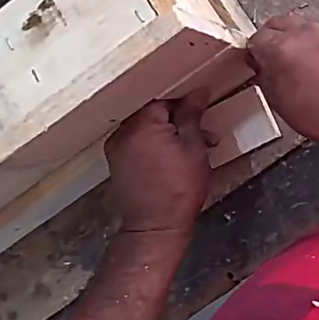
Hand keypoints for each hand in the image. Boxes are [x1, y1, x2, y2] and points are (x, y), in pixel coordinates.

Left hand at [104, 98, 213, 234]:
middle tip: (202, 136)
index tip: (203, 116)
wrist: (156, 226)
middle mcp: (123, 133)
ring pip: (145, 130)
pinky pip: (137, 145)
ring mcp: (116, 150)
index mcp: (142, 124)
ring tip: (189, 151)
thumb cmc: (180, 187)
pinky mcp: (116, 165)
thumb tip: (197, 93)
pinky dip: (154, 147)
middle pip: (153, 114)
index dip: (186, 106)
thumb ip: (192, 115)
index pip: (164, 100)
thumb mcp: (194, 147)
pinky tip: (171, 160)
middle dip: (178, 121)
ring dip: (167, 134)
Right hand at [247, 12, 318, 149]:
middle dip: (273, 39)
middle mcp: (303, 32)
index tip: (258, 62)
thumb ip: (265, 75)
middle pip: (277, 24)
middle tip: (277, 58)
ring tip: (302, 59)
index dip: (255, 52)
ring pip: (301, 25)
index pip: (257, 38)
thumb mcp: (278, 100)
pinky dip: (317, 41)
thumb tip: (261, 64)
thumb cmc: (318, 115)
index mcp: (282, 48)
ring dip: (296, 37)